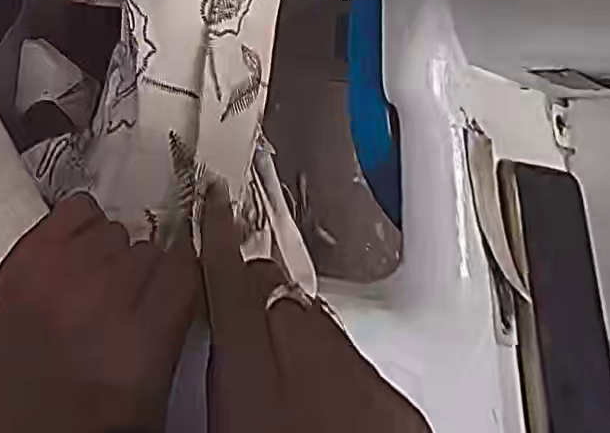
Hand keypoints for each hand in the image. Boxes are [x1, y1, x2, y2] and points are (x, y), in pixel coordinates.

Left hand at [0, 194, 199, 432]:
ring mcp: (59, 275)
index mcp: (139, 349)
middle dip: (144, 274)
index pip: (187, 268)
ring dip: (111, 253)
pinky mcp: (26, 255)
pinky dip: (81, 226)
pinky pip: (79, 207)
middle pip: (151, 250)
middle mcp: (101, 303)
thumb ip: (176, 326)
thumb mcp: (148, 394)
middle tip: (127, 302)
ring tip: (95, 285)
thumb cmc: (78, 418)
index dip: (182, 276)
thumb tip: (197, 265)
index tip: (174, 283)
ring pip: (117, 229)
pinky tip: (75, 257)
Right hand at [200, 185, 430, 432]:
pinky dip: (333, 360)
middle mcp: (311, 371)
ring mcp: (361, 384)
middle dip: (252, 288)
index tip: (214, 198)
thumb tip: (211, 347)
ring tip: (282, 361)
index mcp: (254, 387)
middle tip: (240, 310)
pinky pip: (353, 357)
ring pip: (314, 318)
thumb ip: (216, 385)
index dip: (219, 237)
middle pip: (273, 291)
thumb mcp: (225, 430)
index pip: (230, 287)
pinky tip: (326, 398)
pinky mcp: (398, 407)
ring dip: (293, 324)